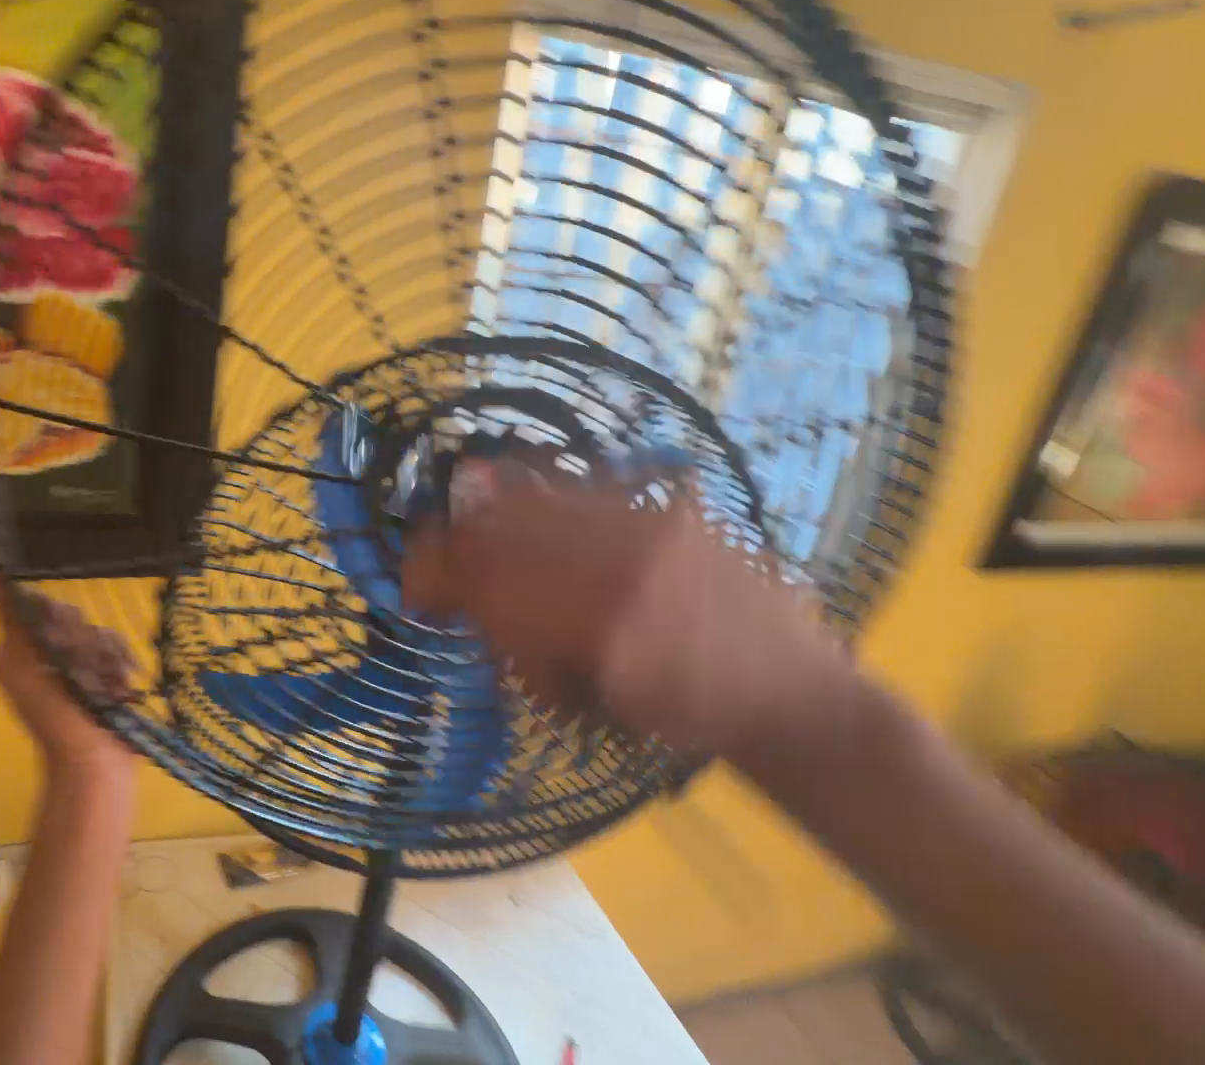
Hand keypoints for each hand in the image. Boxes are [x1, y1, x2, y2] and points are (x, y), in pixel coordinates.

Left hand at [0, 569, 134, 778]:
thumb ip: (8, 619)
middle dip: (84, 640)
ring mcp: (80, 666)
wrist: (94, 763)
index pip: (40, 605)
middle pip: (73, 619)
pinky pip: (118, 652)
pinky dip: (122, 669)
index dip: (55, 615)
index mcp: (21, 650)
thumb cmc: (54, 715)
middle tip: (83, 667)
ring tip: (106, 685)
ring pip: (100, 634)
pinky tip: (121, 688)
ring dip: (106, 658)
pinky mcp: (107, 677)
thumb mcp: (22, 663)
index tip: (65, 637)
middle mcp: (48, 654)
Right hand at [401, 459, 864, 763]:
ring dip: (493, 503)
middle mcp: (622, 564)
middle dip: (455, 536)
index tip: (414, 586)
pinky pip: (591, 487)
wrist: (791, 694)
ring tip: (469, 507)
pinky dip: (548, 487)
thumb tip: (471, 605)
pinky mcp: (674, 512)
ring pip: (545, 496)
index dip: (434, 574)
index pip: (489, 581)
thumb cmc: (685, 719)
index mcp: (597, 628)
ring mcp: (652, 529)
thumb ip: (525, 648)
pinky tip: (527, 486)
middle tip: (433, 550)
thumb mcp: (588, 700)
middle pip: (507, 528)